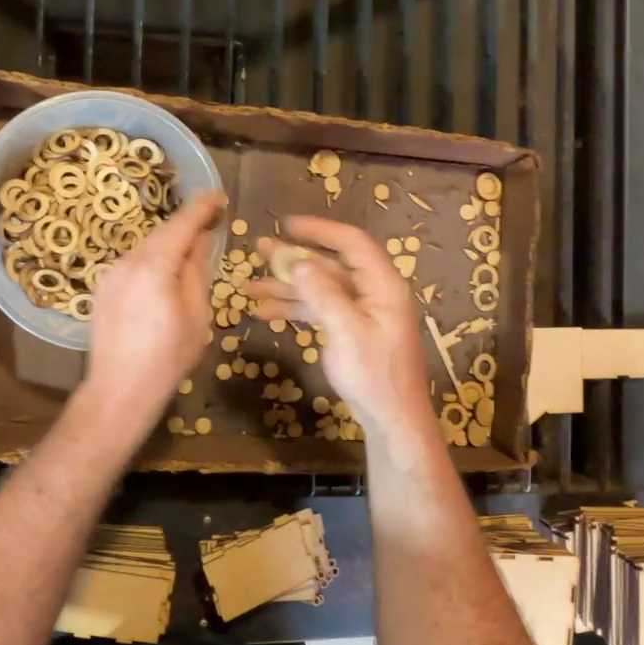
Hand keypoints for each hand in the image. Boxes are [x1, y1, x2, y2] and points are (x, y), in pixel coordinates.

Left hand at [83, 191, 226, 416]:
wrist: (119, 388)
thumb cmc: (167, 357)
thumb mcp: (196, 314)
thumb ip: (197, 270)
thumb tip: (202, 239)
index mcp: (154, 266)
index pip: (182, 224)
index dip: (202, 207)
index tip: (218, 196)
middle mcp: (127, 262)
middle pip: (162, 233)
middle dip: (186, 224)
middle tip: (211, 220)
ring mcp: (110, 274)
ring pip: (145, 248)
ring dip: (168, 244)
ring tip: (191, 250)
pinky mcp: (101, 289)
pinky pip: (132, 265)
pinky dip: (151, 261)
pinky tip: (164, 273)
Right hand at [247, 216, 431, 433]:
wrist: (392, 419)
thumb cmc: (374, 376)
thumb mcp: (347, 332)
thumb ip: (323, 295)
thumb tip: (298, 263)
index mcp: (382, 285)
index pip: (351, 243)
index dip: (319, 230)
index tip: (286, 225)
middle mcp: (372, 292)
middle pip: (330, 266)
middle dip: (293, 260)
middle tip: (258, 250)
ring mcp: (362, 312)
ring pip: (320, 289)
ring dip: (287, 288)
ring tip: (251, 286)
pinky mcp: (351, 330)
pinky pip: (320, 310)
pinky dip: (296, 309)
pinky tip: (266, 312)